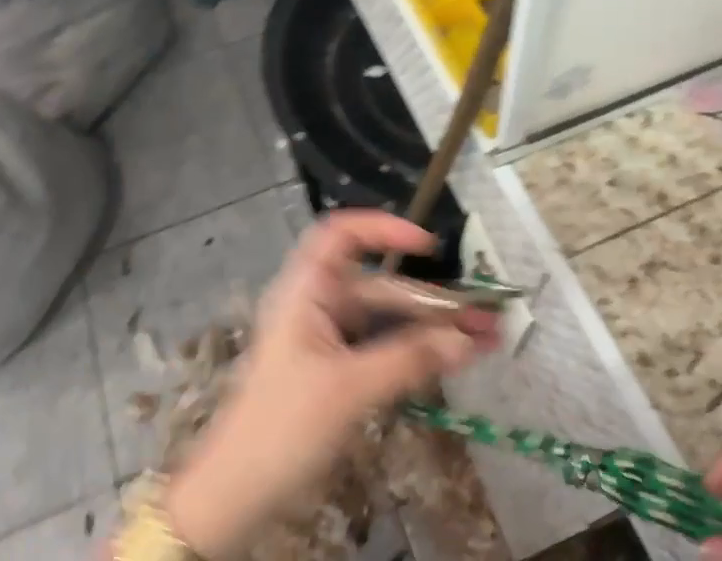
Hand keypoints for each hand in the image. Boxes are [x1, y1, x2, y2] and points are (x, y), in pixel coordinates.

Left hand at [163, 212, 499, 559]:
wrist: (236, 492)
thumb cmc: (282, 426)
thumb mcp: (349, 389)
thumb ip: (410, 360)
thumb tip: (467, 340)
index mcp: (305, 291)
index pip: (340, 235)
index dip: (382, 229)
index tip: (427, 246)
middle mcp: (315, 306)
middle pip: (378, 286)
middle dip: (431, 299)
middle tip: (485, 318)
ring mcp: (325, 341)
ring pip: (385, 321)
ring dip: (431, 329)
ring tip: (484, 341)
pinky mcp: (334, 372)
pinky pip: (381, 349)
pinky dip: (414, 353)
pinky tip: (451, 362)